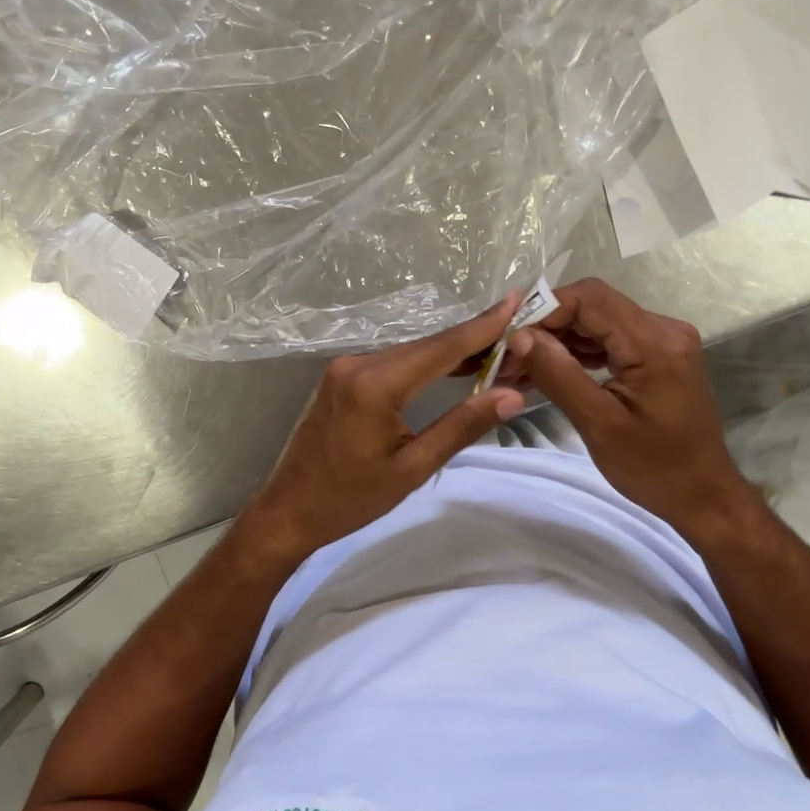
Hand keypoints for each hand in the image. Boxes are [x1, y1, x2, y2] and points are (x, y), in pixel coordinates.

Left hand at [245, 298, 528, 557]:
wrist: (289, 510)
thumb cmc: (350, 499)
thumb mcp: (412, 468)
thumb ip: (461, 427)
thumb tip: (511, 395)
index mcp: (374, 385)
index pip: (441, 347)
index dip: (483, 326)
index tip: (519, 300)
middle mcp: (357, 365)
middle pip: (427, 345)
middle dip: (473, 339)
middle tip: (520, 331)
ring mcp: (344, 369)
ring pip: (409, 352)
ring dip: (450, 352)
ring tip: (497, 349)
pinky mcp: (340, 379)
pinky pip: (391, 363)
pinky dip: (424, 364)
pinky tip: (452, 367)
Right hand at [507, 278, 763, 542]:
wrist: (701, 495)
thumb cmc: (653, 466)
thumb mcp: (599, 424)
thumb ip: (559, 375)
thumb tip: (519, 337)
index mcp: (654, 342)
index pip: (590, 299)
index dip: (544, 310)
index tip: (508, 337)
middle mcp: (664, 330)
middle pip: (593, 305)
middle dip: (547, 325)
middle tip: (508, 356)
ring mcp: (663, 342)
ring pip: (599, 322)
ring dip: (558, 339)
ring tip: (519, 366)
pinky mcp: (657, 357)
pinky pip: (610, 340)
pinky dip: (578, 352)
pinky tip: (548, 371)